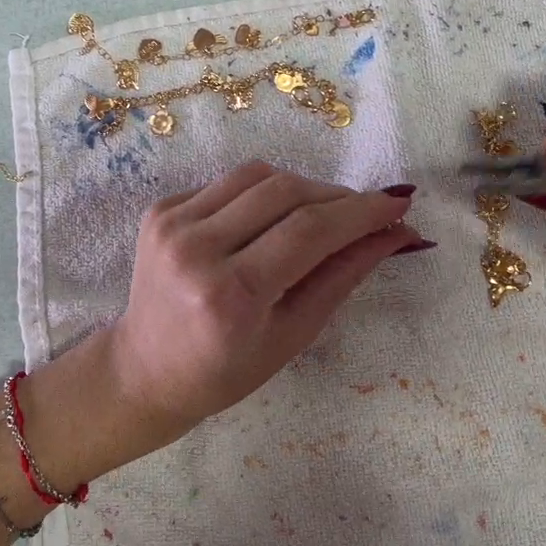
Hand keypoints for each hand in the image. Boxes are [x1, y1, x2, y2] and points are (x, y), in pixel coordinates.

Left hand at [100, 162, 426, 446]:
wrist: (146, 369)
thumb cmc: (226, 369)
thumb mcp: (293, 334)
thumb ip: (342, 276)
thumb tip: (395, 232)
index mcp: (231, 295)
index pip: (309, 231)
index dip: (360, 212)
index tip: (398, 203)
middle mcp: (196, 250)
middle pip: (283, 191)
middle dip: (334, 195)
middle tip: (366, 210)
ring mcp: (171, 223)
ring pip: (255, 175)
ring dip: (299, 186)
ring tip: (322, 213)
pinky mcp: (159, 209)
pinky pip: (225, 184)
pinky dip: (258, 195)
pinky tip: (268, 222)